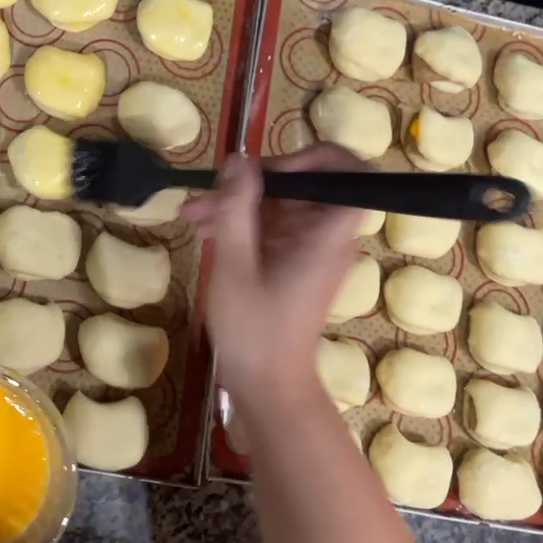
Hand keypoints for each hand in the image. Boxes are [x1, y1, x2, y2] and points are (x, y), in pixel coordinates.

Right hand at [181, 144, 365, 394]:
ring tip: (191, 216)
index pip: (352, 173)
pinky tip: (203, 233)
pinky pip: (270, 227)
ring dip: (236, 204)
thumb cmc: (254, 329)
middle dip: (251, 183)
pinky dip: (239, 224)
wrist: (266, 384)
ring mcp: (308, 249)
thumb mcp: (235, 265)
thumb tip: (239, 159)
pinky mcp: (291, 262)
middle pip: (302, 185)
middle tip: (205, 194)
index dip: (314, 158)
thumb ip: (236, 208)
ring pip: (279, 205)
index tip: (271, 171)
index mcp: (328, 234)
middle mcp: (326, 235)